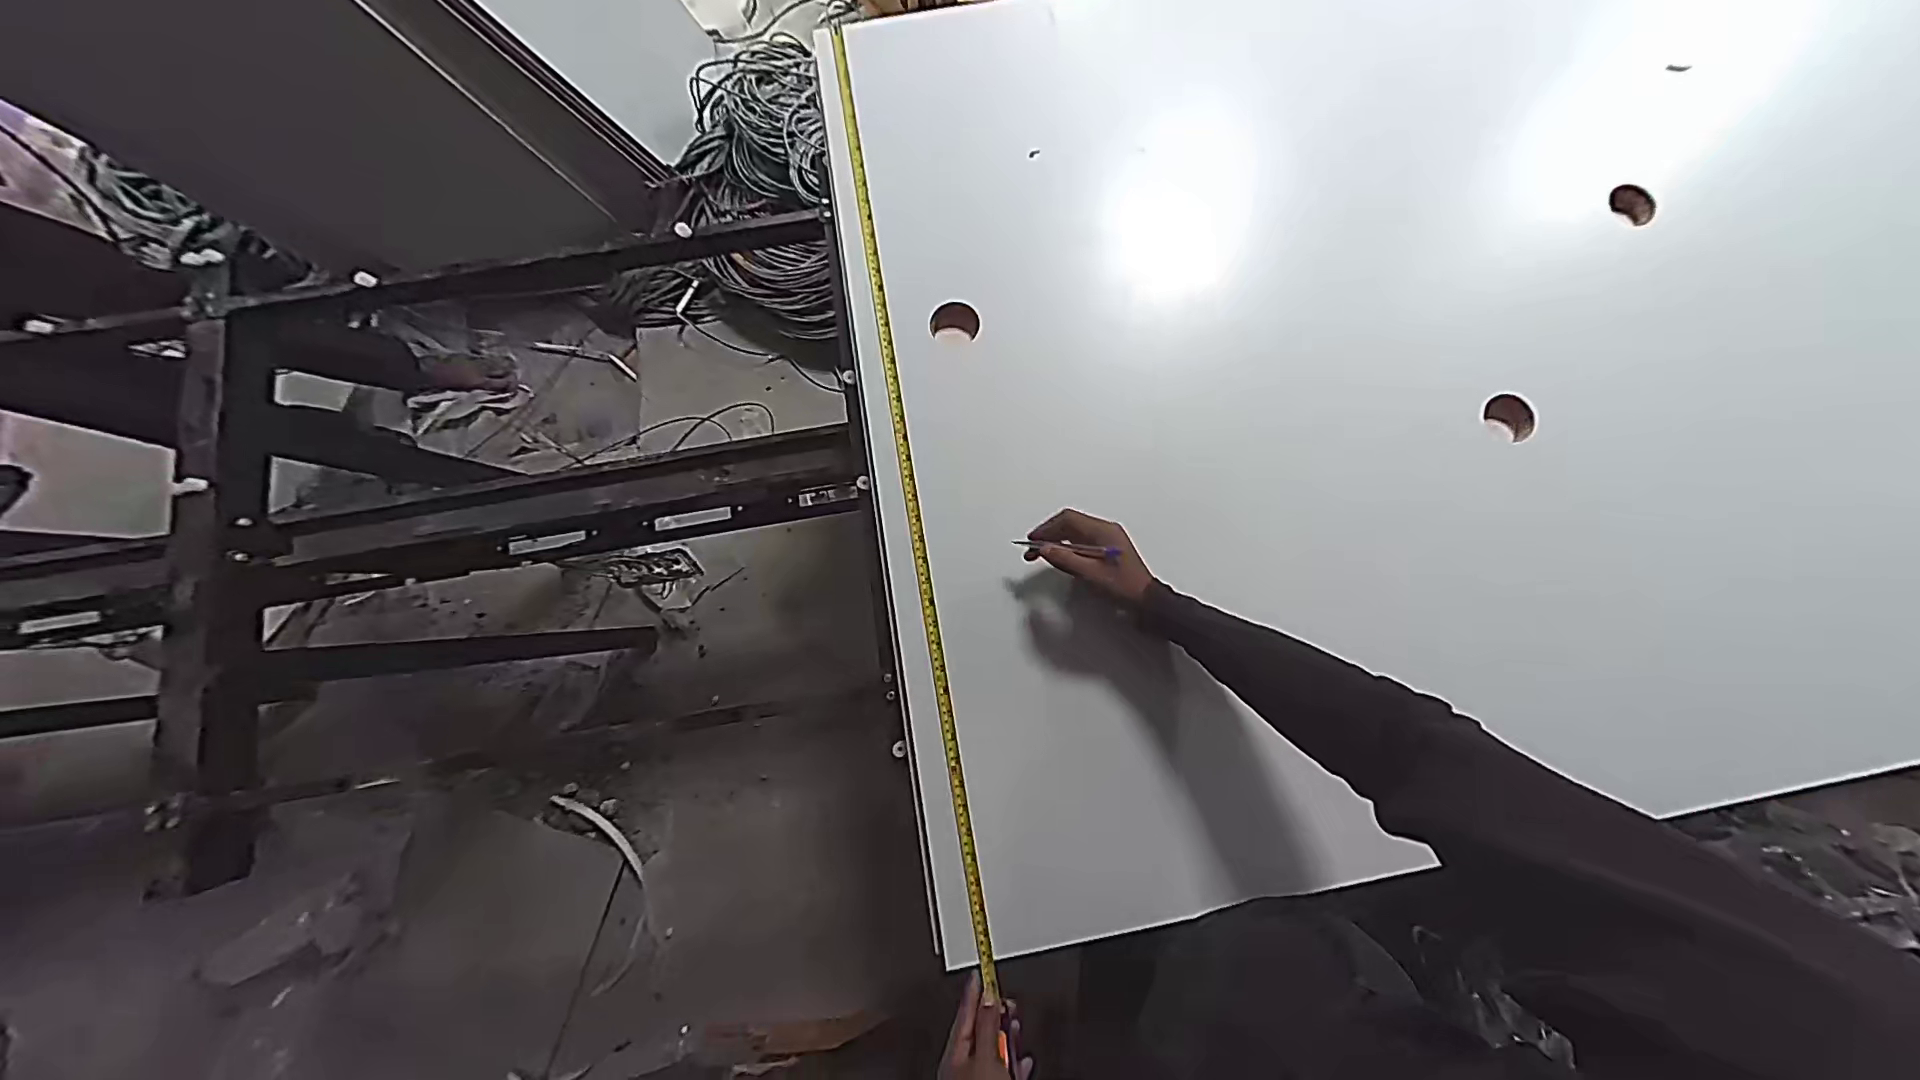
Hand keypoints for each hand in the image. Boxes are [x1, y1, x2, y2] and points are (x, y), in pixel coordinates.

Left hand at [938, 973, 1032, 1079]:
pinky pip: (1001, 1068)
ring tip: (1015, 1023)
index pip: (965, 1011)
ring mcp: (974, 1078)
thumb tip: (989, 996)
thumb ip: (987, 1025)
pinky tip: (1020, 1059)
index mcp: (954, 1052)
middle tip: (1005, 997)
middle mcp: (962, 1065)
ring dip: (1005, 1035)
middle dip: (994, 1012)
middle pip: (979, 1029)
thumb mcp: (985, 1055)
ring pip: (991, 1049)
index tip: (981, 970)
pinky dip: (1012, 1059)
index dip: (975, 988)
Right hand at [1023, 509, 1154, 603]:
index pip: (1068, 519)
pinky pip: (1082, 540)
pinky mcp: (1107, 548)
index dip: (1047, 528)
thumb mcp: (1089, 574)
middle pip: (1070, 523)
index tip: (1033, 540)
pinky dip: (1067, 546)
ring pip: (1075, 532)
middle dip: (1049, 534)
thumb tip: (1044, 549)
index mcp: (1102, 531)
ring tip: (1042, 554)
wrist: (1145, 600)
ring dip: (1057, 541)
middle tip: (1033, 548)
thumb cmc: (1124, 587)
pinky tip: (1060, 557)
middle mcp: (1106, 531)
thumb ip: (1065, 559)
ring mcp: (1108, 539)